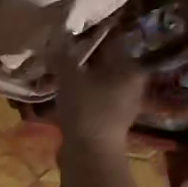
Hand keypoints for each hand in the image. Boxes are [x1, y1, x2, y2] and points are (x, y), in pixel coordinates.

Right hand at [50, 34, 145, 154]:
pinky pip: (94, 97)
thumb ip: (62, 56)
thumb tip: (56, 39)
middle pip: (105, 61)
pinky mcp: (110, 119)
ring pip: (98, 80)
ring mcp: (122, 103)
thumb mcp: (69, 77)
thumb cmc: (86, 109)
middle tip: (59, 50)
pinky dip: (80, 92)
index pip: (111, 40)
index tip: (68, 31)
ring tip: (56, 70)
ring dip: (79, 75)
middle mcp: (131, 83)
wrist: (90, 154)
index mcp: (129, 68)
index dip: (88, 34)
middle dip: (82, 56)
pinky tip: (62, 91)